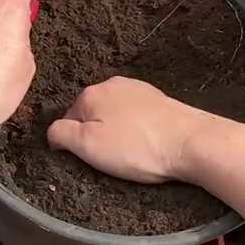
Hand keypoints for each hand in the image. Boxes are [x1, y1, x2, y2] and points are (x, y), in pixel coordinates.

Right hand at [45, 77, 220, 183]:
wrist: (191, 142)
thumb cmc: (137, 147)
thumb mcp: (87, 146)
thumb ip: (60, 134)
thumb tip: (53, 132)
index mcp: (91, 93)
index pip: (67, 120)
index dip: (75, 144)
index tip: (91, 160)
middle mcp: (113, 84)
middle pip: (92, 116)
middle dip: (98, 137)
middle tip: (113, 160)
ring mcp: (139, 90)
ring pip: (116, 116)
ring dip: (119, 134)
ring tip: (133, 154)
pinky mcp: (159, 99)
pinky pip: (137, 117)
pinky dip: (137, 132)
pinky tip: (148, 145)